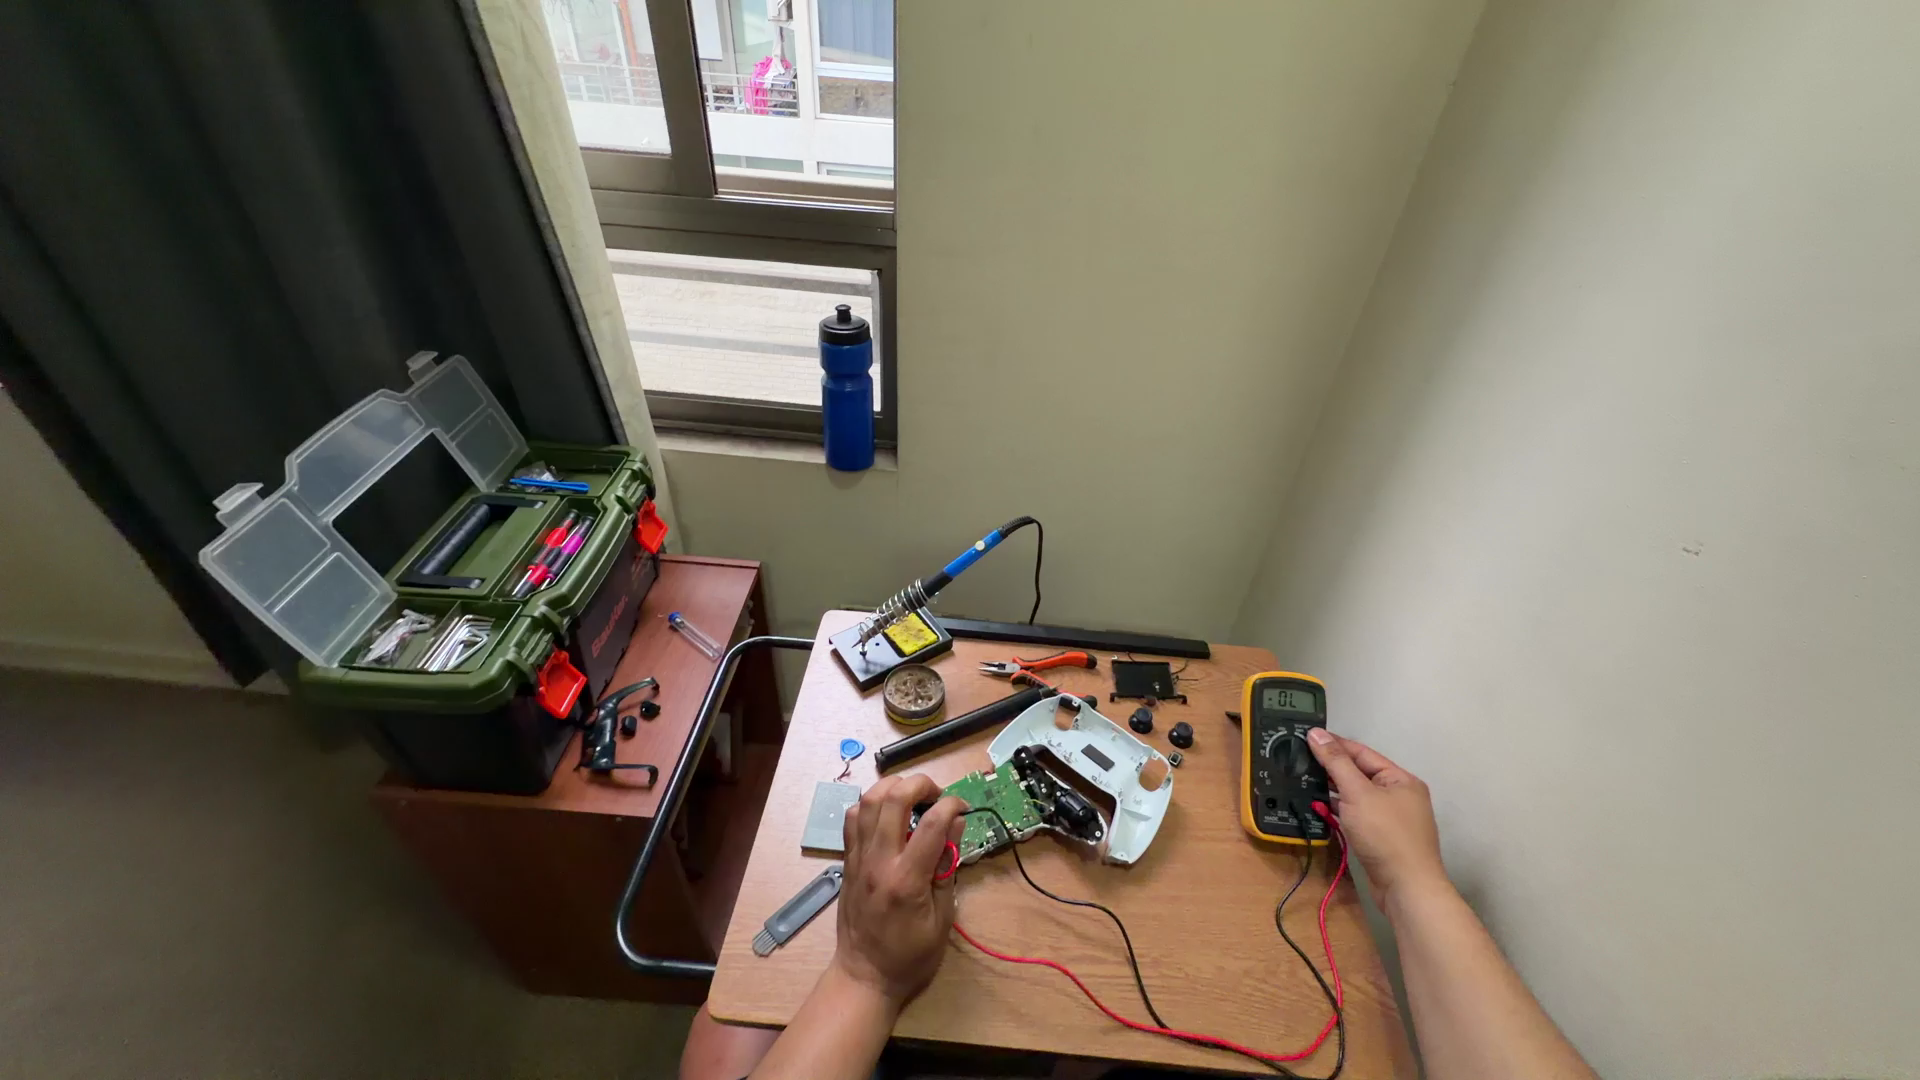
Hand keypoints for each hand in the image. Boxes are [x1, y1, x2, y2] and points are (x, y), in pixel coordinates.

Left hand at [831, 774, 967, 1005]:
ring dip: (893, 787)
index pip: (932, 823)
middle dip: (921, 784)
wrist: (864, 976)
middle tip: (937, 795)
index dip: (952, 806)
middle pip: (894, 798)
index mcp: (907, 879)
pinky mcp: (847, 860)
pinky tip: (887, 812)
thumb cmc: (910, 955)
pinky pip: (853, 817)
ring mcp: (858, 858)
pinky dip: (870, 804)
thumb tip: (956, 823)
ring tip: (913, 796)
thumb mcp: (942, 919)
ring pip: (868, 800)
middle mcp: (879, 861)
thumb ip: (946, 867)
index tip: (963, 808)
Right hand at [1306, 729, 1447, 907]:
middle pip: (1358, 773)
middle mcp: (1398, 795)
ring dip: (1331, 789)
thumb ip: (1335, 762)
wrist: (1406, 888)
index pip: (1361, 752)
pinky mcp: (1380, 836)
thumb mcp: (1357, 793)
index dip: (1333, 744)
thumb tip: (1315, 732)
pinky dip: (1338, 809)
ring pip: (1355, 794)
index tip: (1303, 736)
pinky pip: (1355, 813)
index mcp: (1400, 779)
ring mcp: (1390, 817)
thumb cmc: (1385, 834)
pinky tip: (1317, 806)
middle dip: (1329, 767)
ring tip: (1302, 779)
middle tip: (1297, 758)